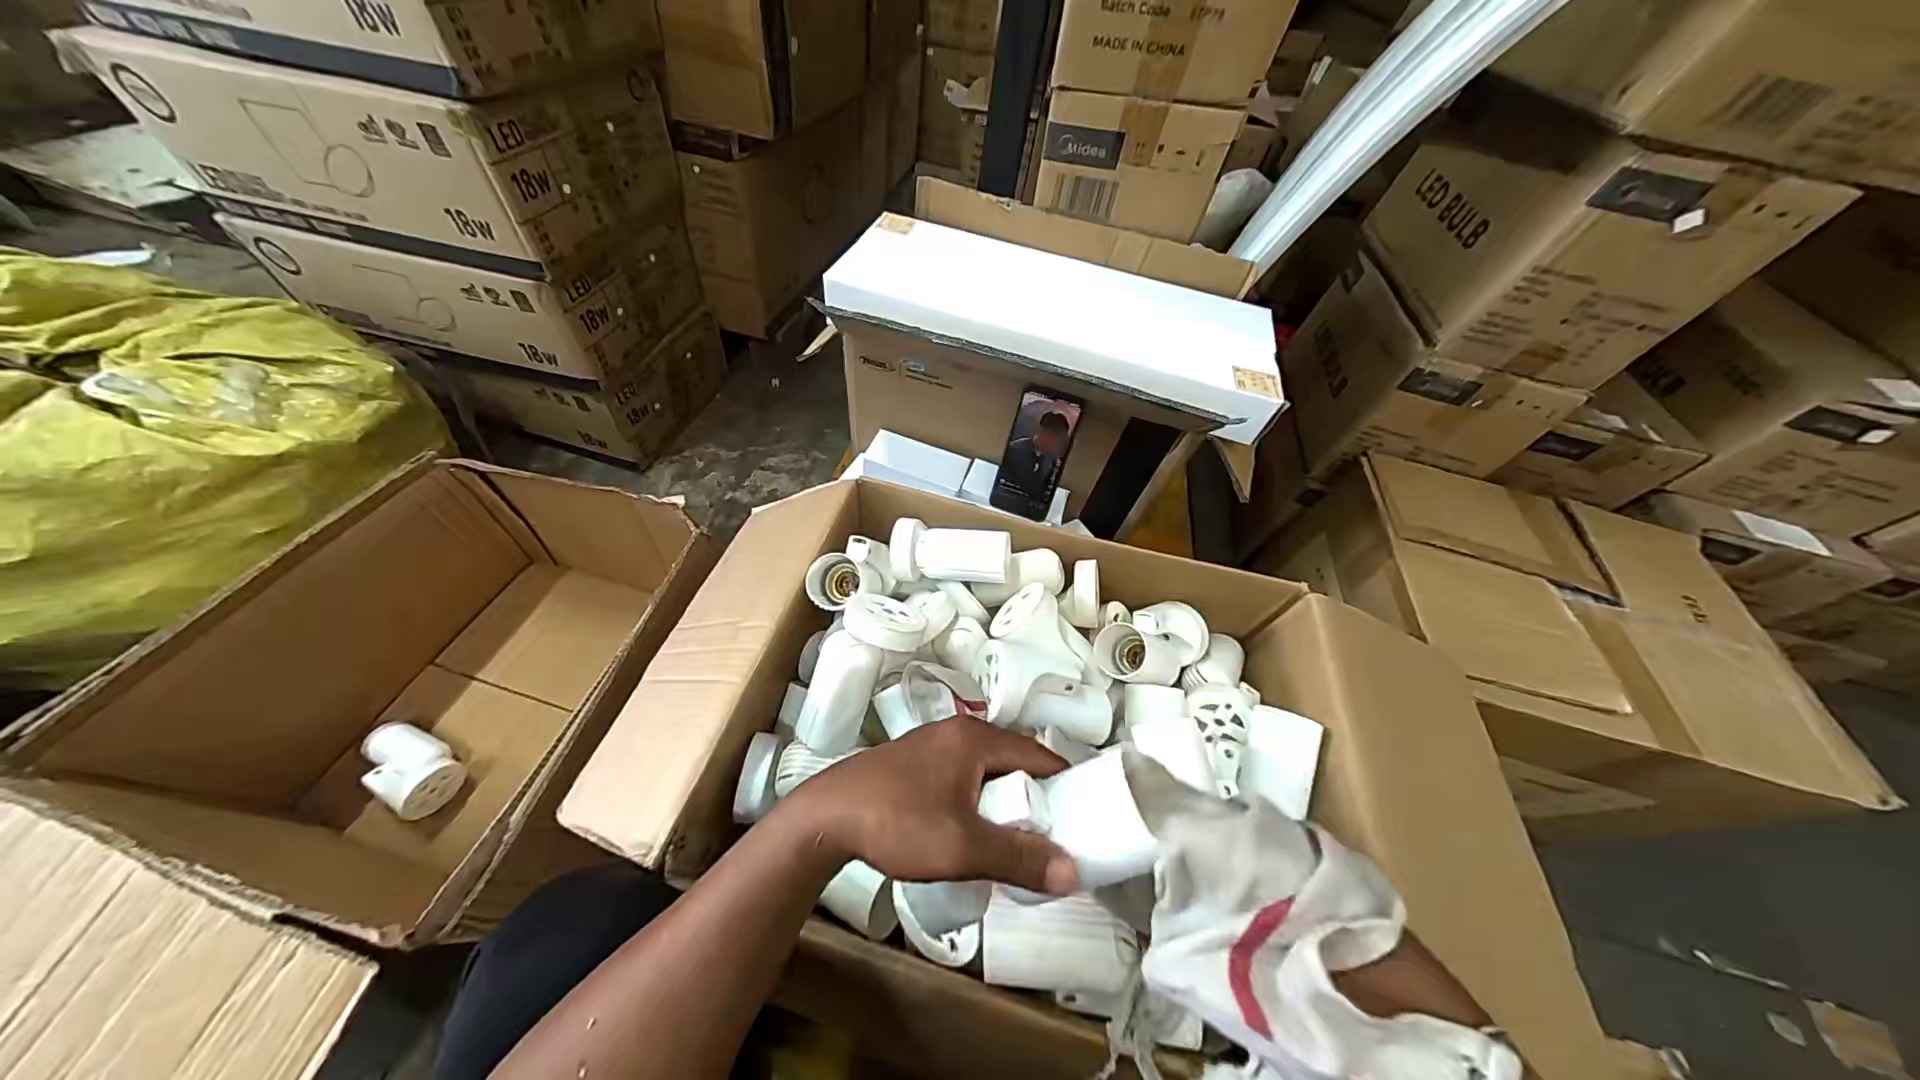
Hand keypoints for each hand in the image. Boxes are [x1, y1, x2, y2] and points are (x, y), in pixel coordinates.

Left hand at [775, 716, 1078, 896]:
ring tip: (1015, 835)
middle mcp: (957, 731)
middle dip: (1035, 794)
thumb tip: (1070, 872)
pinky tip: (972, 825)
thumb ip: (1019, 858)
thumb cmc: (897, 822)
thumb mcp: (963, 846)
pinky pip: (963, 773)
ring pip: (986, 768)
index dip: (1065, 785)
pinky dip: (978, 795)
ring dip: (1004, 796)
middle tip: (1051, 832)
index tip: (1083, 816)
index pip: (1038, 755)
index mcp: (975, 738)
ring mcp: (933, 743)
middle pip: (1013, 759)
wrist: (825, 818)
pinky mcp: (914, 761)